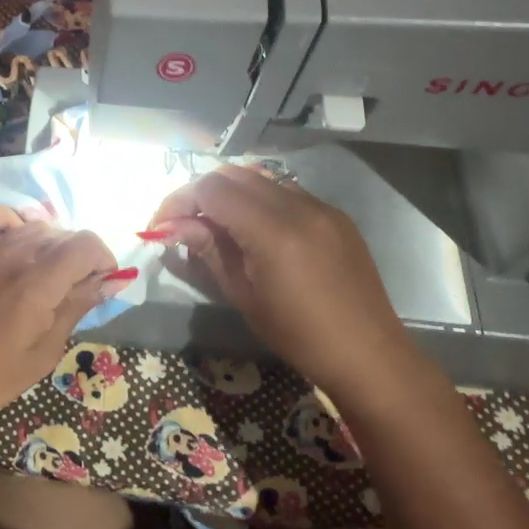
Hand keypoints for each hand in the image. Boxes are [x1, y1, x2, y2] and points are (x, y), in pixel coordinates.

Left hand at [0, 208, 116, 441]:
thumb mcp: (43, 353)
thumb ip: (76, 308)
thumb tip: (111, 281)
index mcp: (37, 282)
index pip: (86, 244)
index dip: (104, 260)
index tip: (104, 286)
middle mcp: (12, 255)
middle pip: (62, 234)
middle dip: (80, 258)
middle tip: (77, 293)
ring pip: (32, 227)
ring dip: (51, 246)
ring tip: (49, 280)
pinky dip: (10, 223)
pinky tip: (16, 245)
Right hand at [149, 166, 415, 398]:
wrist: (368, 354)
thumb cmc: (298, 335)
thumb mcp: (242, 295)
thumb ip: (208, 251)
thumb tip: (171, 227)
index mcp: (273, 231)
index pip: (211, 190)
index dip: (178, 202)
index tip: (160, 228)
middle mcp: (299, 207)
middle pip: (233, 175)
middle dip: (200, 194)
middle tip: (182, 225)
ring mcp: (321, 207)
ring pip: (260, 178)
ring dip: (229, 194)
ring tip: (213, 227)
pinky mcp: (335, 216)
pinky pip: (286, 192)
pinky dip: (258, 201)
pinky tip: (251, 232)